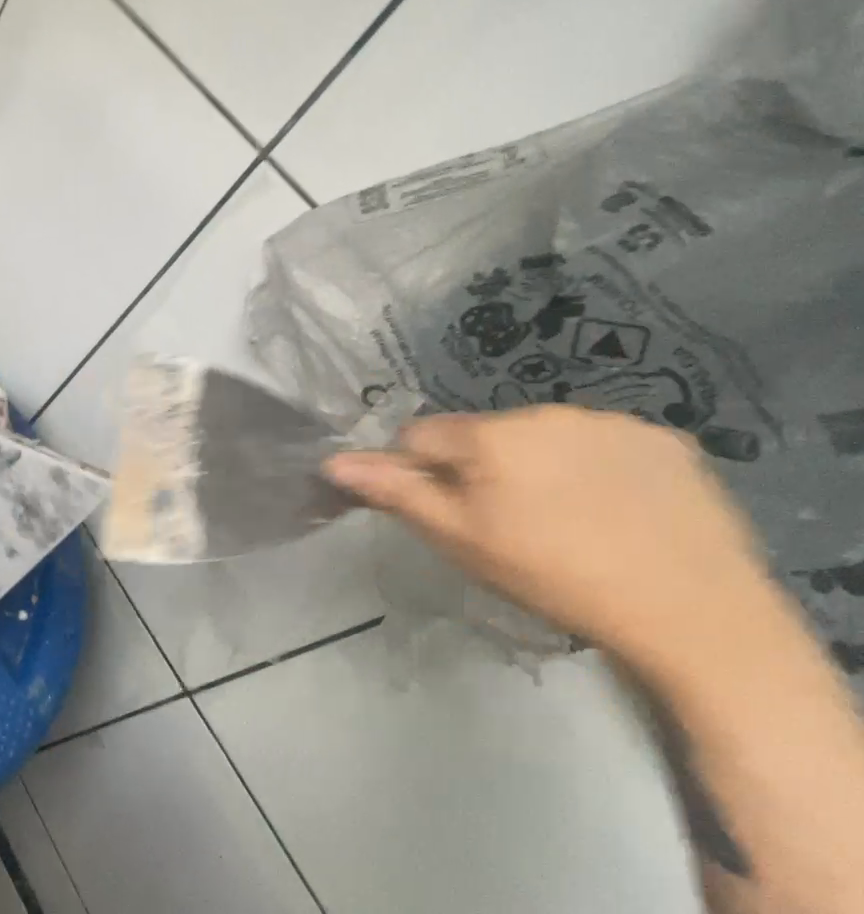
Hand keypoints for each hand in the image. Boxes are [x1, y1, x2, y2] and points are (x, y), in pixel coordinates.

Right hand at [323, 405, 774, 662]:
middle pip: (481, 433)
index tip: (448, 514)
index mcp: (489, 435)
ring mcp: (611, 422)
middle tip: (506, 525)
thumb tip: (332, 461)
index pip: (419, 436)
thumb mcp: (459, 540)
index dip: (421, 473)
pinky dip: (594, 467)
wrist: (693, 613)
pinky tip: (613, 510)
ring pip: (541, 436)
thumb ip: (396, 491)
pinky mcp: (664, 439)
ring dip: (536, 464)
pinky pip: (601, 443)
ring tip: (565, 519)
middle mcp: (545, 412)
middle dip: (480, 467)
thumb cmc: (552, 576)